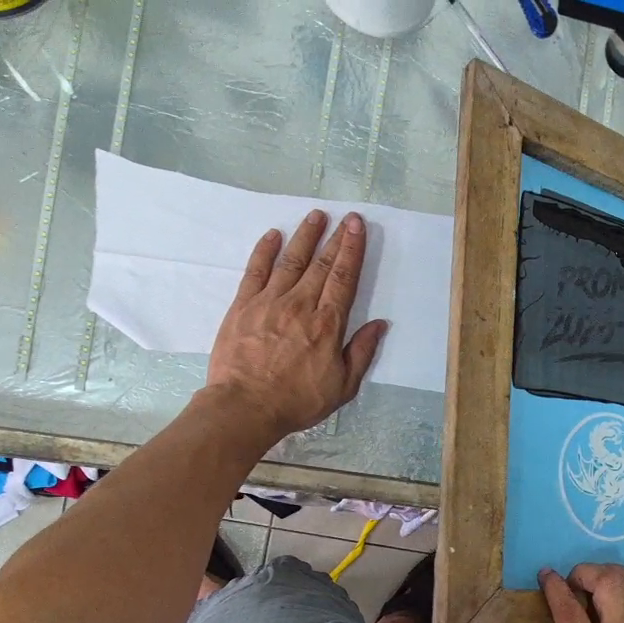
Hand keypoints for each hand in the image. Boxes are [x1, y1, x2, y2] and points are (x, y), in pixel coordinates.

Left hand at [205, 210, 387, 440]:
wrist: (246, 406)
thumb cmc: (299, 400)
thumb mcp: (343, 386)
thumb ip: (362, 352)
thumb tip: (379, 324)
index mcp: (327, 325)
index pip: (344, 279)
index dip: (352, 250)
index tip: (358, 227)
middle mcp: (300, 305)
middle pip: (321, 265)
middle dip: (336, 238)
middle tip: (346, 217)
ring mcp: (269, 302)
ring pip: (291, 261)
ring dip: (305, 236)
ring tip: (316, 216)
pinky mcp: (243, 306)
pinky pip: (255, 270)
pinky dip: (265, 250)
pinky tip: (274, 235)